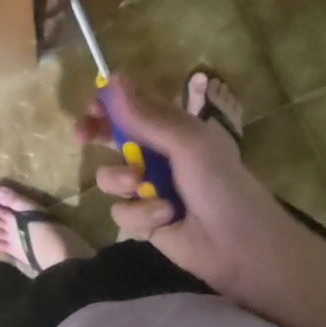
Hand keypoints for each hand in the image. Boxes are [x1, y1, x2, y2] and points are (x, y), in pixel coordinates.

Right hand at [76, 77, 325, 307]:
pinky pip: (121, 211)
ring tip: (142, 185)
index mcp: (171, 128)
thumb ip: (146, 116)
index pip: (133, 106)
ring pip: (110, 176)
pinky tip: (165, 218)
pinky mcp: (144, 221)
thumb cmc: (220, 184)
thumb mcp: (187, 143)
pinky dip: (141, 214)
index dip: (109, 102)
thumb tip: (113, 78)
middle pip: (112, 136)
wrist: (242, 248)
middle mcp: (156, 154)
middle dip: (96, 134)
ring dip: (122, 179)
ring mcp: (148, 188)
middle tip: (83, 136)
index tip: (92, 105)